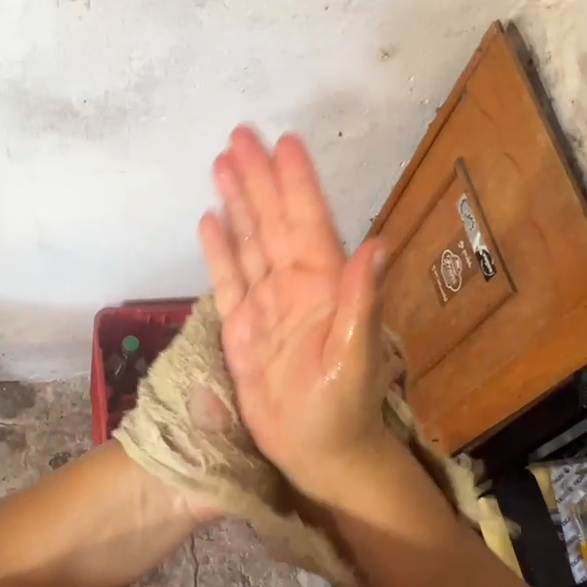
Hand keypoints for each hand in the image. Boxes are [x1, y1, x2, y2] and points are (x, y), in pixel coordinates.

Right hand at [198, 127, 392, 502]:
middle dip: (258, 178)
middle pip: (272, 222)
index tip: (284, 143)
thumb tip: (376, 242)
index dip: (295, 183)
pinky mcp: (242, 330)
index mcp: (325, 286)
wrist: (318, 451)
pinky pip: (228, 281)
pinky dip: (219, 251)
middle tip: (239, 135)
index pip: (307, 223)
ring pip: (249, 243)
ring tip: (220, 163)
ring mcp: (266, 306)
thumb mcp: (355, 356)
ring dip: (237, 203)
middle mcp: (294, 286)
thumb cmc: (343, 408)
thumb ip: (361, 300)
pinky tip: (210, 221)